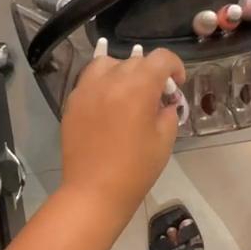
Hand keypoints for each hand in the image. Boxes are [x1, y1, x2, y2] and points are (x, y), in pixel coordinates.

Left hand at [58, 47, 184, 221]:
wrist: (94, 191)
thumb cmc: (135, 169)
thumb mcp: (164, 140)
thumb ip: (168, 113)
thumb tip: (164, 103)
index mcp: (138, 88)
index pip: (160, 58)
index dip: (174, 66)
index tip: (177, 83)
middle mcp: (111, 80)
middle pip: (135, 60)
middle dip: (151, 72)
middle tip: (155, 95)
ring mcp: (87, 89)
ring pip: (108, 63)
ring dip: (123, 71)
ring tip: (128, 90)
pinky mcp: (73, 102)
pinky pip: (89, 79)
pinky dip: (102, 81)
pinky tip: (108, 98)